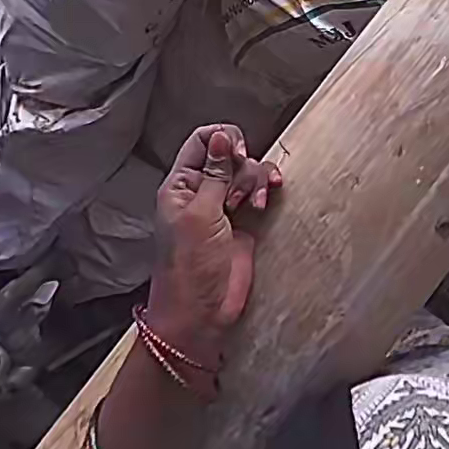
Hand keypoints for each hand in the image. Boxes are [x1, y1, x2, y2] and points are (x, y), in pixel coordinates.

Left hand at [147, 124, 281, 363]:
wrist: (201, 312)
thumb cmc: (190, 266)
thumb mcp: (200, 215)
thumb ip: (214, 173)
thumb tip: (221, 136)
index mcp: (181, 184)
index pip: (203, 141)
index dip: (222, 140)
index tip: (237, 155)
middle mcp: (203, 190)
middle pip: (230, 153)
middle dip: (241, 165)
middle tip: (237, 191)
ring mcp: (224, 205)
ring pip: (248, 172)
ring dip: (256, 180)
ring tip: (256, 202)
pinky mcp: (244, 220)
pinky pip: (259, 192)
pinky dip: (266, 190)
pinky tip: (266, 200)